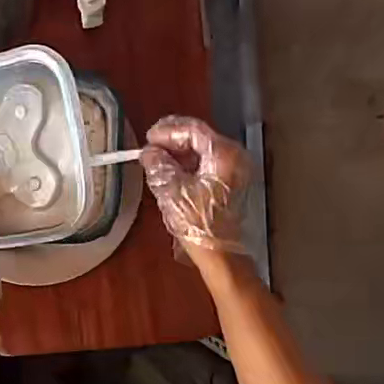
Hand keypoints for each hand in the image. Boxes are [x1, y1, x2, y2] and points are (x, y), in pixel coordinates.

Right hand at [138, 116, 251, 256]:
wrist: (219, 253)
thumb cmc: (197, 223)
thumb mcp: (171, 191)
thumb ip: (158, 165)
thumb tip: (149, 152)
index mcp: (223, 155)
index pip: (193, 130)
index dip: (167, 131)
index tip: (148, 138)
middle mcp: (234, 157)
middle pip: (200, 137)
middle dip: (172, 140)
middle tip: (150, 147)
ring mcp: (235, 170)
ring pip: (203, 150)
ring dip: (179, 152)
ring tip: (156, 160)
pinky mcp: (230, 182)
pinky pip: (207, 163)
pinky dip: (188, 163)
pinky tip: (172, 171)